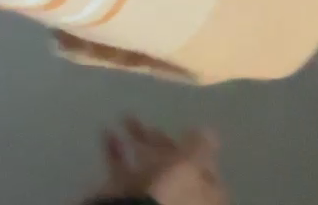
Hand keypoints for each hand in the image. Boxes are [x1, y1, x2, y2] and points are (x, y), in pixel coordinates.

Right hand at [93, 119, 226, 204]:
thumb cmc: (171, 191)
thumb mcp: (188, 166)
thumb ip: (197, 148)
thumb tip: (209, 131)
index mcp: (206, 196)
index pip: (206, 172)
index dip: (194, 150)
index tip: (182, 129)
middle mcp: (183, 197)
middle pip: (175, 167)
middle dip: (161, 143)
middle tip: (149, 125)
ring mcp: (156, 196)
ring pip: (149, 166)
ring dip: (138, 142)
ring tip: (126, 119)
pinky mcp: (130, 192)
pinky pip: (124, 168)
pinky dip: (117, 150)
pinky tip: (108, 132)